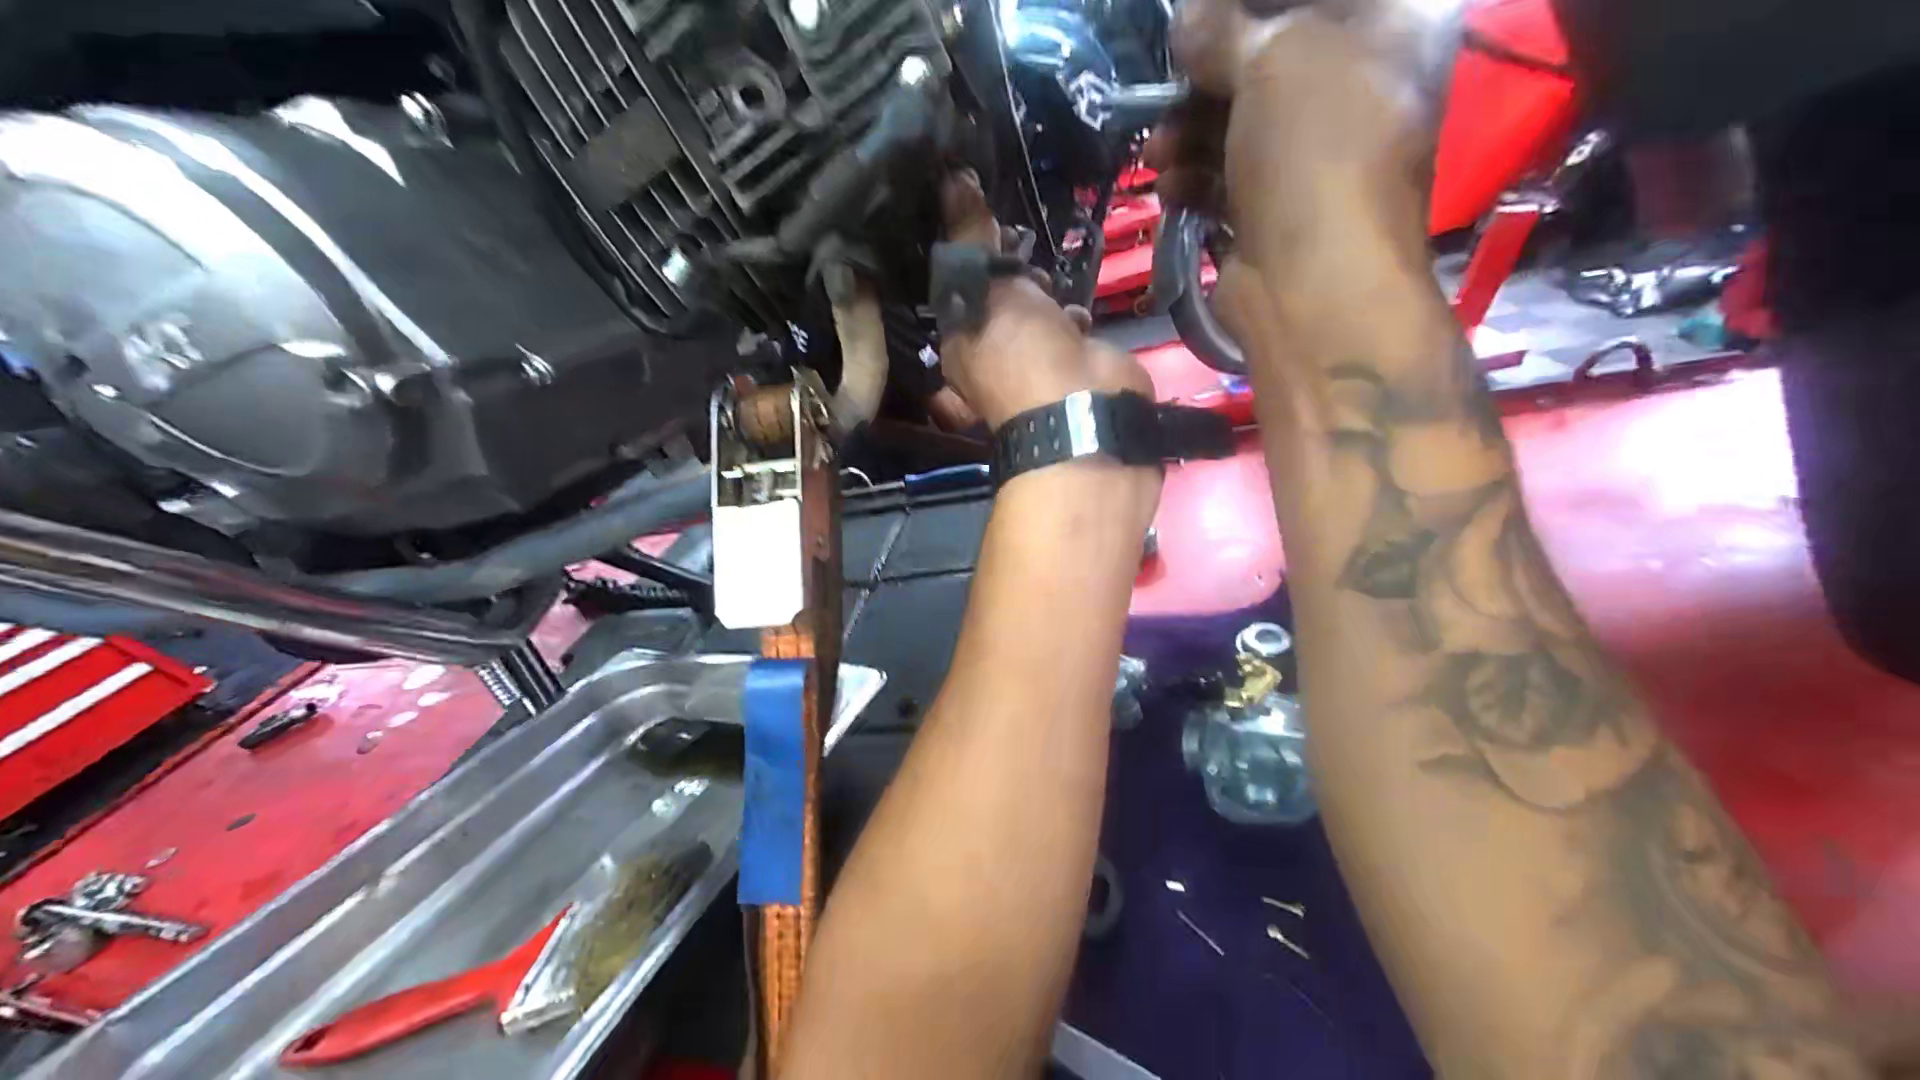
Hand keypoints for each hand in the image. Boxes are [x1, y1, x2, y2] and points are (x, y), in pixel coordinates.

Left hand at [937, 170, 1151, 430]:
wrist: (1084, 404)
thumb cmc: (1022, 350)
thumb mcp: (988, 287)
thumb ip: (972, 235)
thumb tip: (950, 177)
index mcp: (957, 344)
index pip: (956, 290)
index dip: (968, 255)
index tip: (981, 221)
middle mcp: (989, 355)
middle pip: (997, 298)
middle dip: (1009, 271)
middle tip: (1016, 247)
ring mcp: (1031, 361)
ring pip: (1033, 310)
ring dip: (1042, 292)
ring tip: (1046, 279)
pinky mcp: (1070, 363)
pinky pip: (1066, 326)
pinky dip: (1071, 316)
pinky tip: (1075, 313)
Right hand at [1145, 0, 1447, 282]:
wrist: (1310, 282)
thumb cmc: (1313, 152)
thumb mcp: (1274, 60)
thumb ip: (1225, 30)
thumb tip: (1188, 19)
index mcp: (1388, 36)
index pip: (1313, 0)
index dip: (1246, 8)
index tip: (1199, 15)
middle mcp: (1355, 96)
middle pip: (1268, 64)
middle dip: (1207, 76)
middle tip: (1169, 83)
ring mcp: (1312, 161)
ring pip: (1238, 127)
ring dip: (1188, 134)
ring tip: (1158, 150)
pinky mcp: (1274, 212)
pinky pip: (1226, 179)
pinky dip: (1194, 180)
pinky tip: (1170, 187)